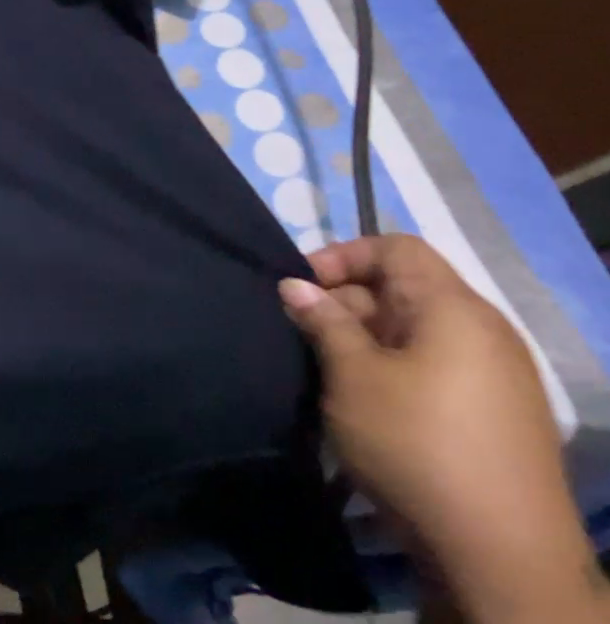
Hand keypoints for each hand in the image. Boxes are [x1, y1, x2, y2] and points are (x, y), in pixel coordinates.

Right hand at [280, 235, 605, 622]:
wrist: (497, 545)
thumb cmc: (414, 441)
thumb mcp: (351, 375)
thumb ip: (324, 322)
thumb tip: (296, 286)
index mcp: (454, 310)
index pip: (397, 247)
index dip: (342, 255)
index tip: (299, 289)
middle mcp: (484, 330)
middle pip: (405, 285)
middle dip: (346, 300)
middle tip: (301, 333)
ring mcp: (496, 371)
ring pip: (415, 326)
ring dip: (364, 335)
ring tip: (326, 367)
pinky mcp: (494, 406)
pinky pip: (435, 360)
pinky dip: (392, 362)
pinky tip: (363, 396)